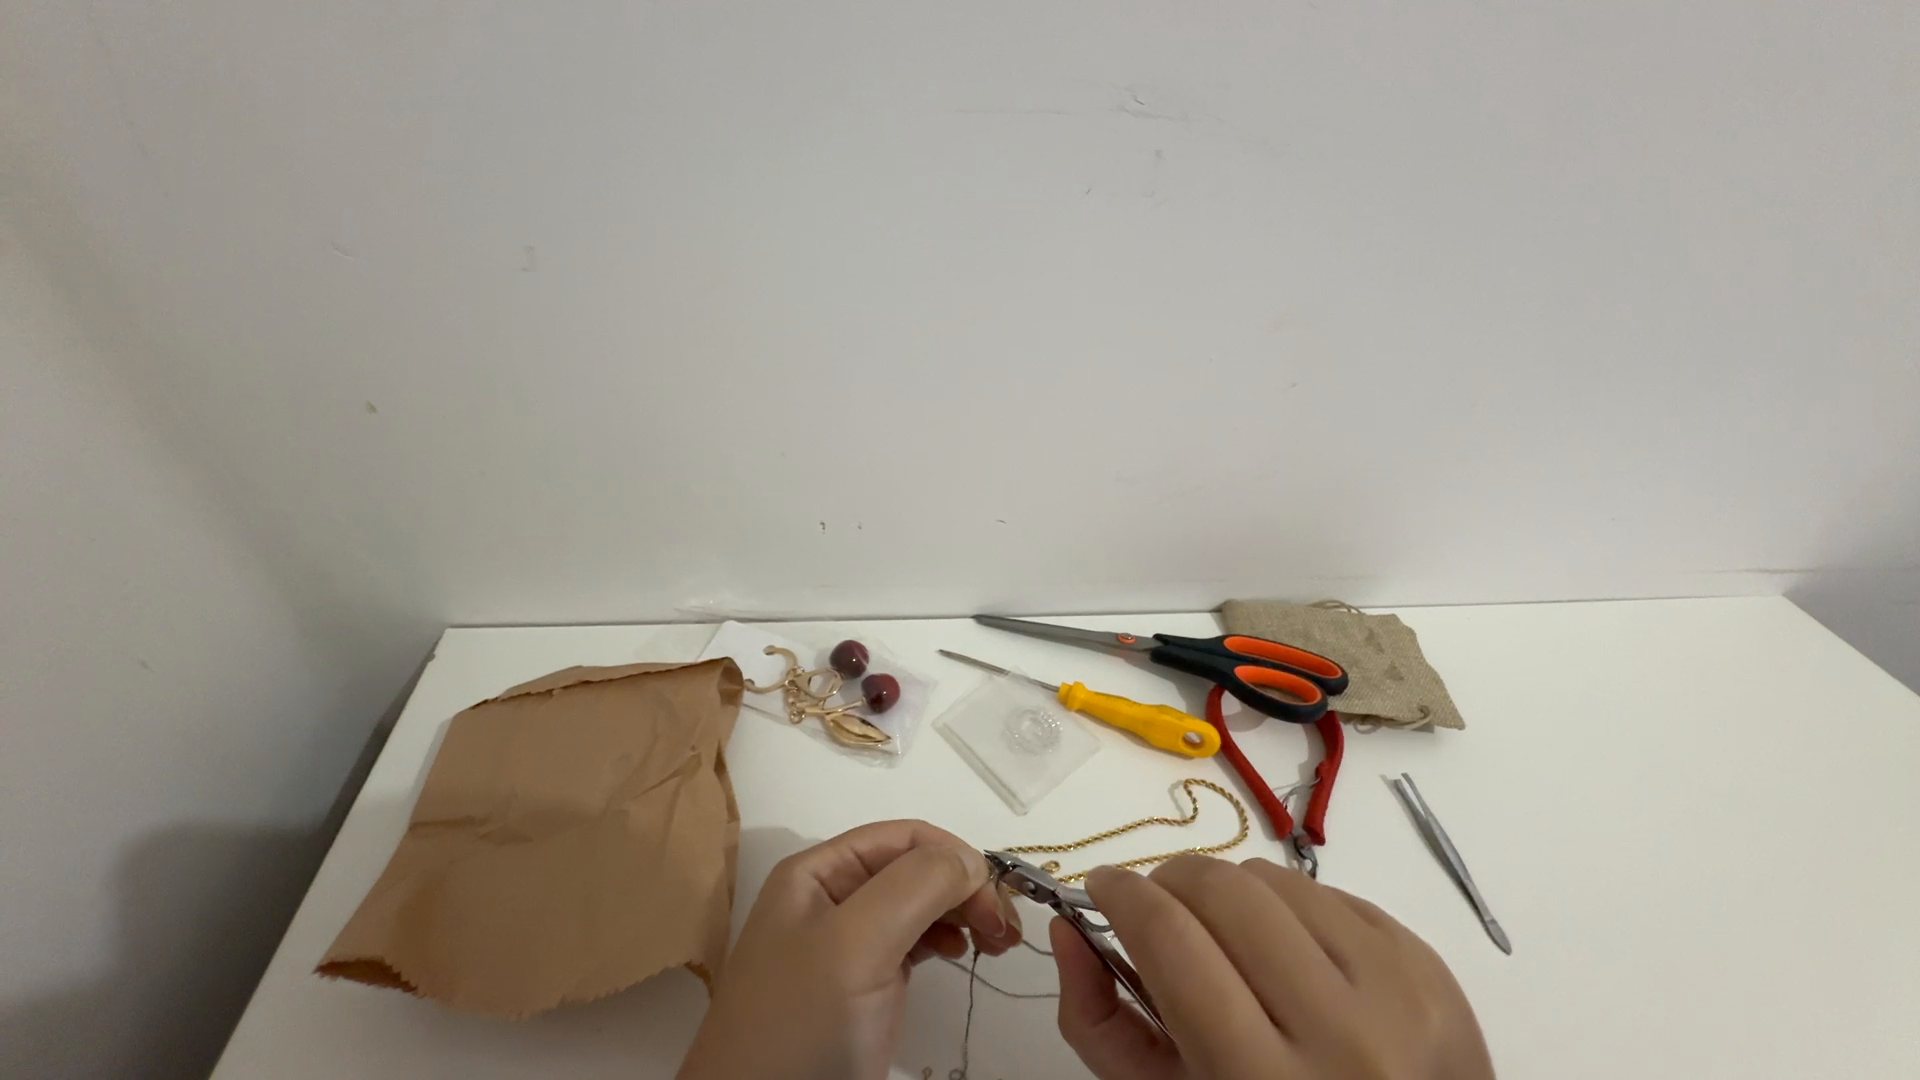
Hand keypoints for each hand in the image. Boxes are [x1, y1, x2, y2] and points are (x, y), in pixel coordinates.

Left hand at [677, 820, 1021, 1079]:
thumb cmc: (803, 1025)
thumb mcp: (856, 944)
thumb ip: (916, 886)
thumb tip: (971, 859)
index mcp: (818, 871)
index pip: (902, 837)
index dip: (954, 855)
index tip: (996, 898)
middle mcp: (831, 897)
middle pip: (913, 869)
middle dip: (963, 887)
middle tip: (1007, 929)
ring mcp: (845, 944)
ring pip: (917, 905)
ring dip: (961, 913)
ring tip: (998, 942)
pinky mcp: (861, 985)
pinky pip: (911, 942)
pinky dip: (944, 940)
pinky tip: (961, 954)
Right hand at [1052, 857, 1492, 1079]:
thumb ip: (1099, 1022)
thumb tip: (1067, 926)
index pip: (1171, 939)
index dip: (1121, 893)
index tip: (1102, 885)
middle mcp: (1345, 1034)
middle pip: (1221, 889)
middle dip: (1169, 881)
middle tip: (1158, 907)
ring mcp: (1399, 992)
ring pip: (1270, 878)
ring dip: (1228, 893)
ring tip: (1229, 941)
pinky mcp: (1428, 965)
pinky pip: (1325, 890)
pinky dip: (1286, 907)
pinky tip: (1288, 954)